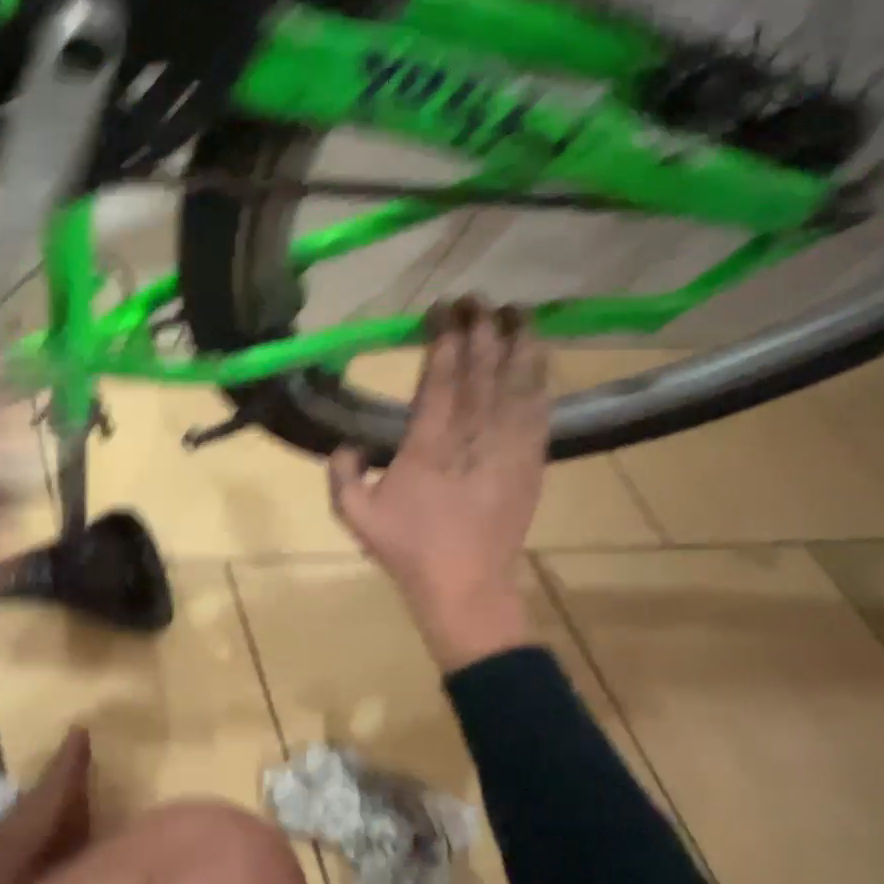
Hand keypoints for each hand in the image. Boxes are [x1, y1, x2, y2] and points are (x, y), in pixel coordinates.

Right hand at [328, 297, 549, 670]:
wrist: (466, 585)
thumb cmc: (405, 548)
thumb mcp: (352, 513)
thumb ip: (342, 472)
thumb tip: (350, 443)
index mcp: (427, 448)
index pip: (442, 382)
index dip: (444, 343)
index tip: (441, 313)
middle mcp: (473, 439)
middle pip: (484, 373)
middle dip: (481, 331)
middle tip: (477, 298)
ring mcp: (509, 449)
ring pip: (520, 386)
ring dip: (520, 345)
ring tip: (518, 312)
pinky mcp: (532, 462)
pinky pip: (540, 412)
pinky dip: (541, 379)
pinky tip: (540, 357)